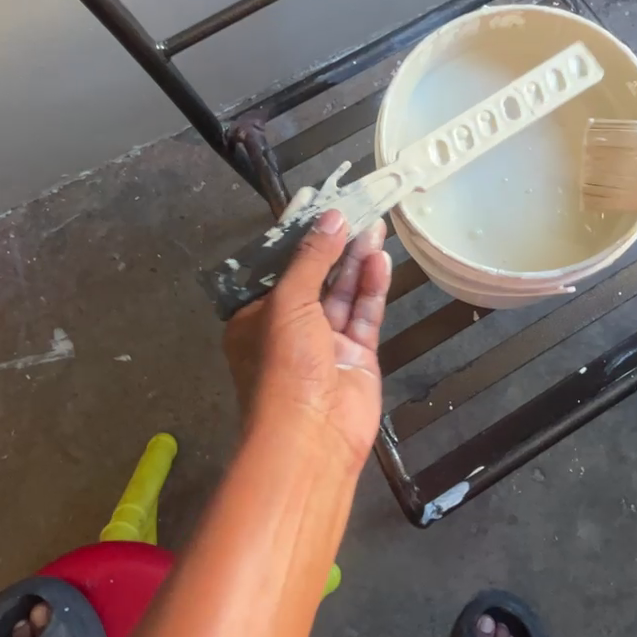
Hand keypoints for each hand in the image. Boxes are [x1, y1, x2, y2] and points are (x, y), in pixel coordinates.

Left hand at [223, 209, 391, 460]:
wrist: (310, 437)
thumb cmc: (282, 365)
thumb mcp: (288, 303)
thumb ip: (312, 258)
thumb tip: (332, 218)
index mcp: (256, 317)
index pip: (277, 265)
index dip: (296, 233)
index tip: (315, 200)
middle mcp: (289, 327)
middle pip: (315, 275)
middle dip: (334, 244)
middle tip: (356, 208)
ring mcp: (325, 342)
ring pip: (343, 292)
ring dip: (356, 260)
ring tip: (375, 226)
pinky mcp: (357, 355)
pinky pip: (364, 313)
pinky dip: (372, 287)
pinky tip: (380, 259)